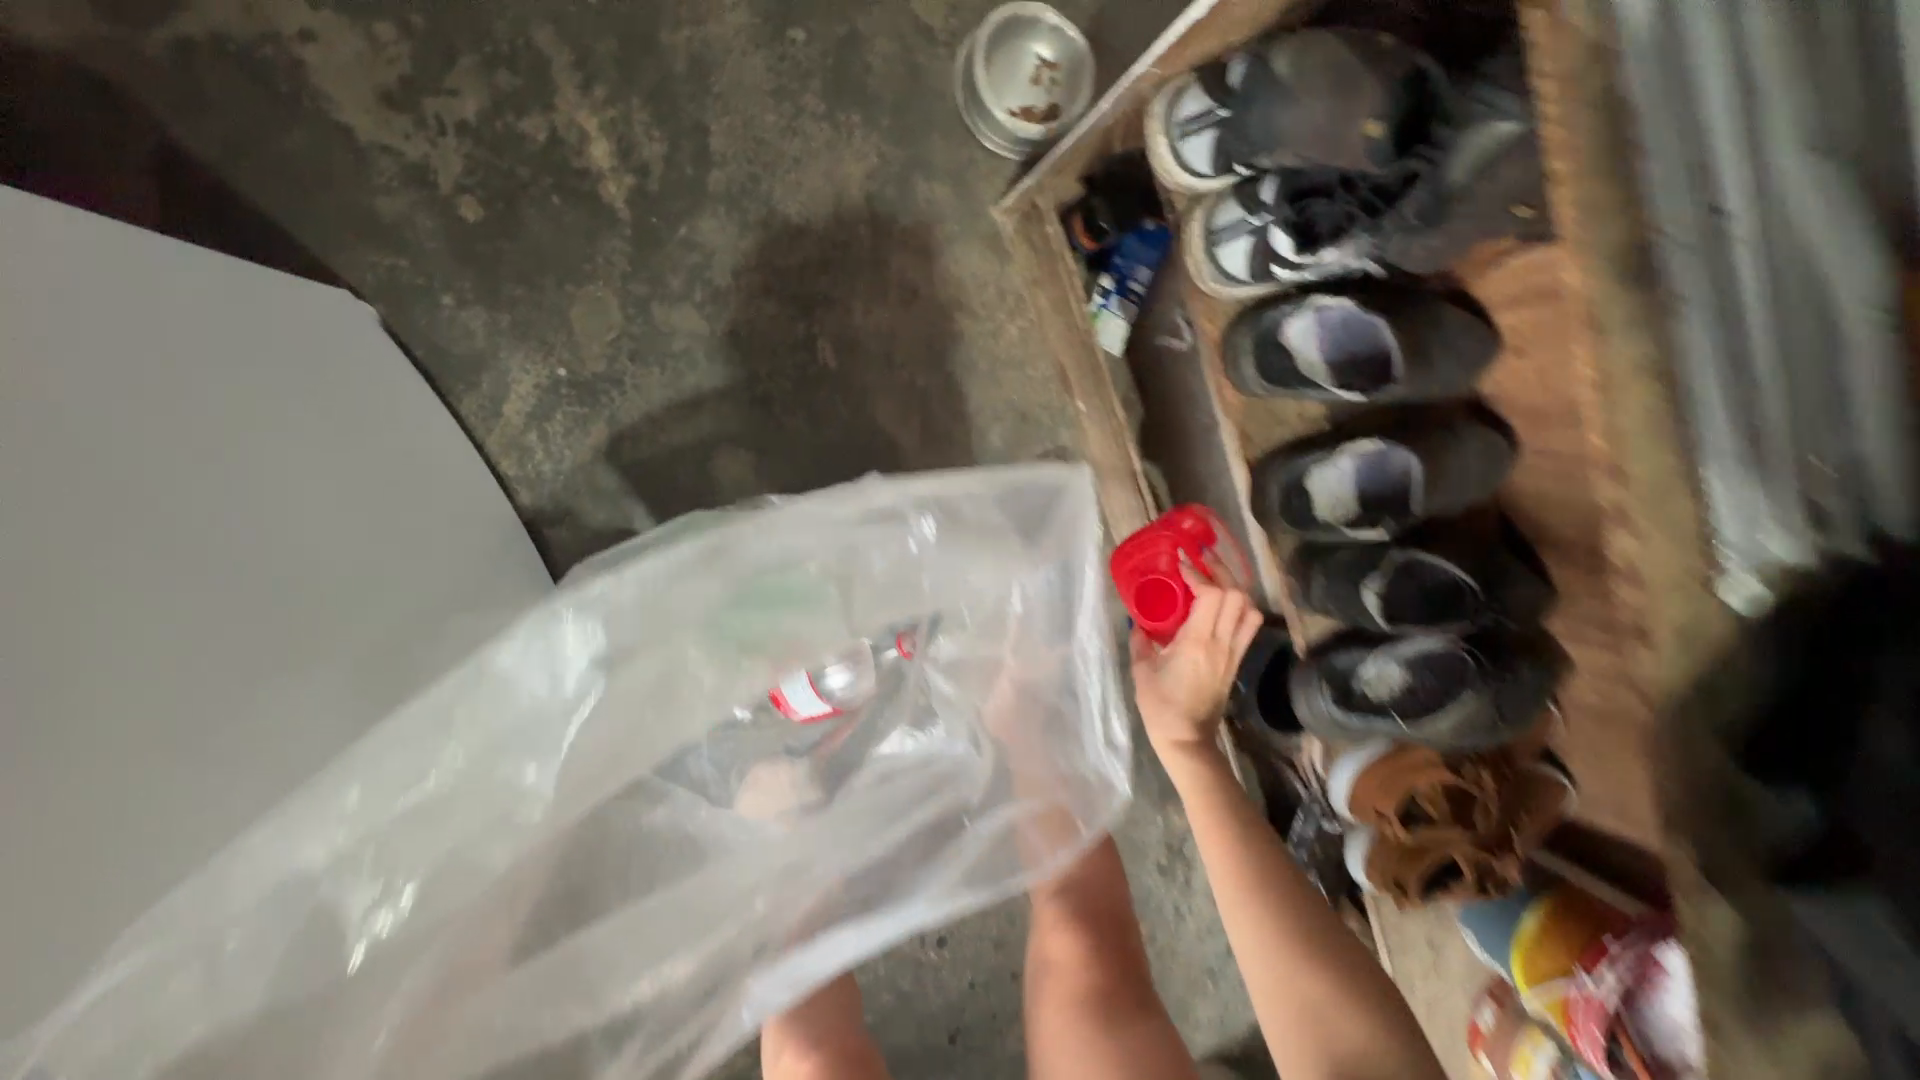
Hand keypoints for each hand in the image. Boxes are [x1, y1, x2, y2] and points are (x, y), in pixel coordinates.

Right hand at [1129, 562, 1262, 762]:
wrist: (1187, 740)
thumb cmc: (1160, 707)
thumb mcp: (1142, 671)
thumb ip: (1140, 641)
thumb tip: (1138, 622)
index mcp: (1197, 642)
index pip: (1212, 594)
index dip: (1199, 573)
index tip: (1182, 565)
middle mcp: (1221, 643)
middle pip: (1237, 595)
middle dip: (1221, 571)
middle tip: (1202, 561)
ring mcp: (1233, 653)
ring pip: (1249, 609)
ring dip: (1235, 589)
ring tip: (1216, 580)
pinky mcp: (1236, 662)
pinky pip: (1248, 627)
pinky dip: (1240, 609)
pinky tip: (1222, 606)